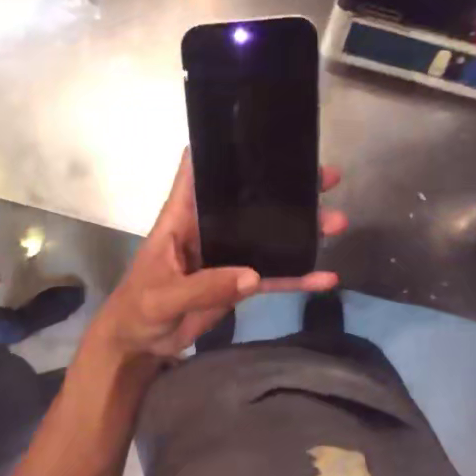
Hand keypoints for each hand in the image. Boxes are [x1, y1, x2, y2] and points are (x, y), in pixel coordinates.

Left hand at [85, 152, 346, 362]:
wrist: (140, 345)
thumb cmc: (138, 311)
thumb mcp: (163, 297)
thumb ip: (204, 287)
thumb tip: (254, 275)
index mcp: (180, 220)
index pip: (196, 174)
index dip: (219, 149)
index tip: (256, 130)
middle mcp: (207, 230)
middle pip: (247, 200)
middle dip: (285, 187)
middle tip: (326, 177)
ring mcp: (225, 256)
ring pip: (267, 236)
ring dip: (301, 230)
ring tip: (337, 221)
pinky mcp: (237, 284)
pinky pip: (271, 276)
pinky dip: (296, 277)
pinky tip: (325, 277)